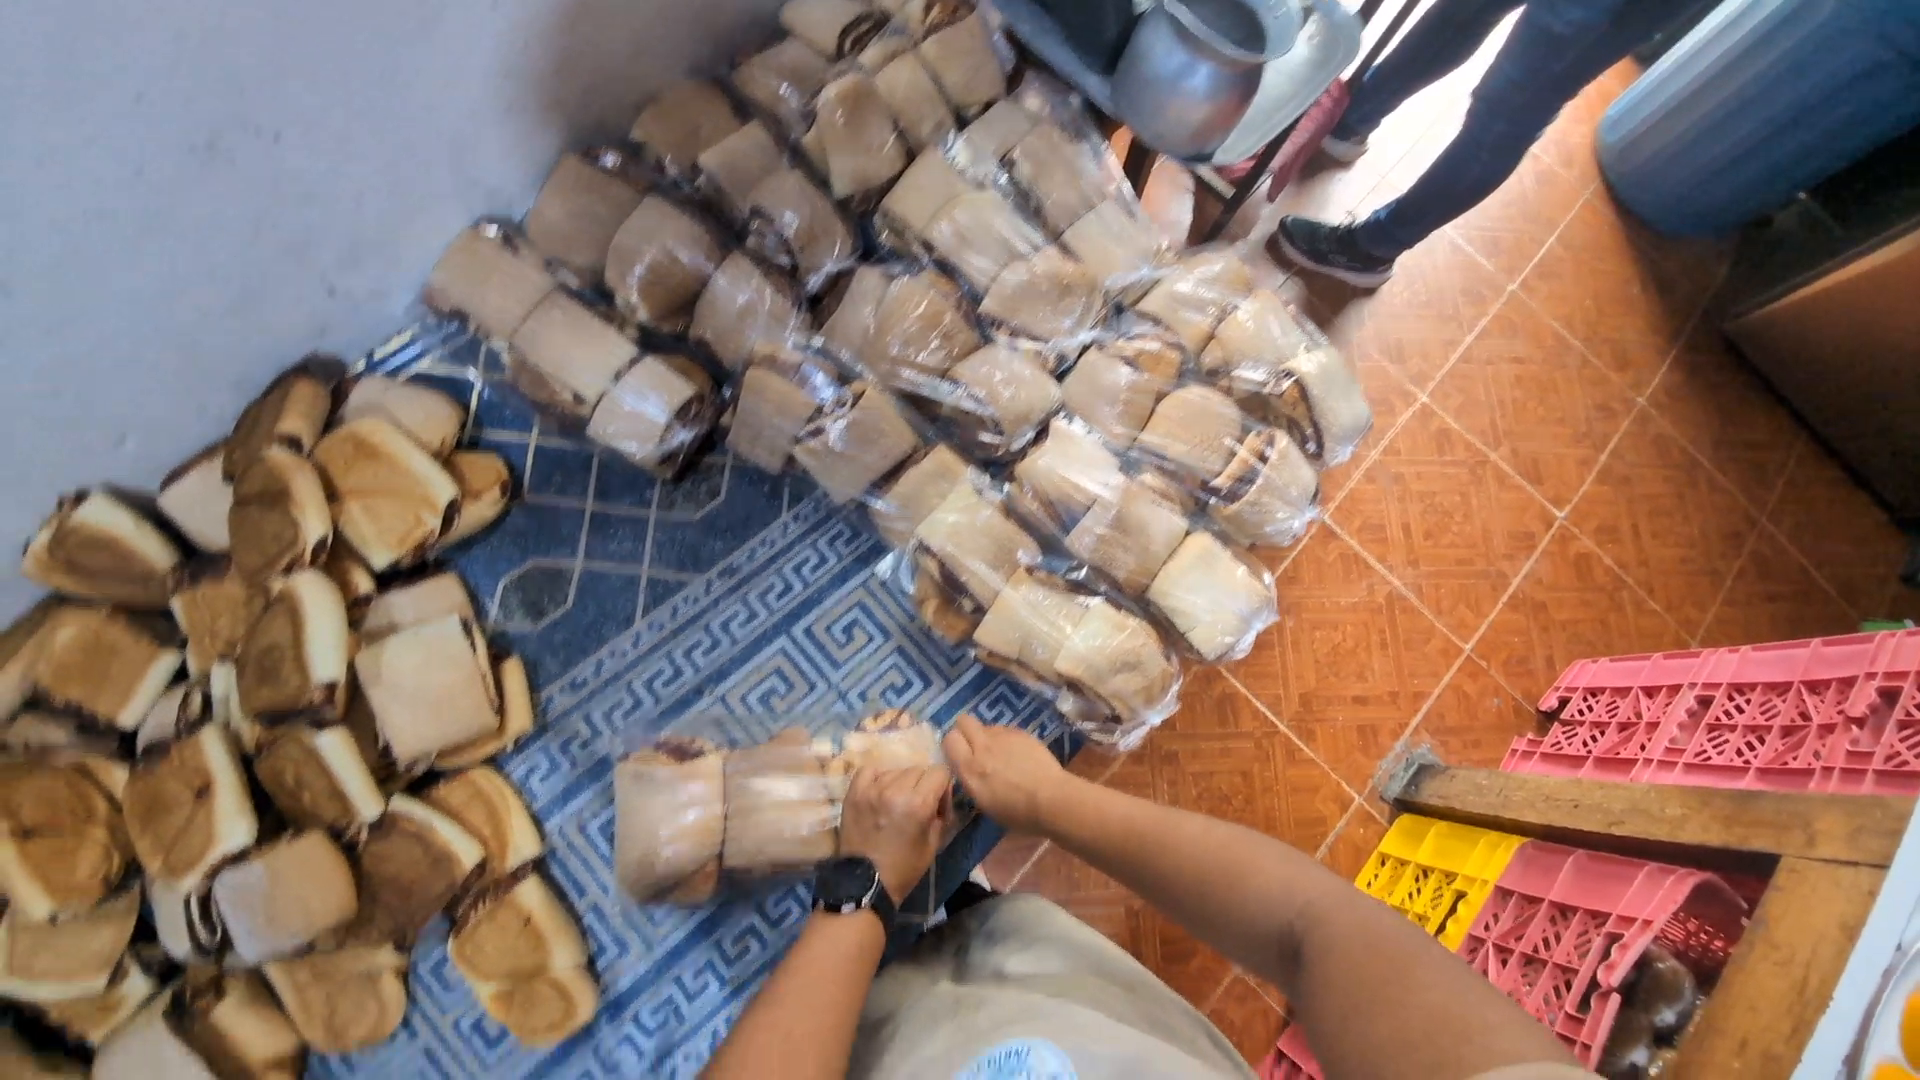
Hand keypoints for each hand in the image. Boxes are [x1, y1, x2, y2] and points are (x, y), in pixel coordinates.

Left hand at [837, 765, 951, 900]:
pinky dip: (878, 777)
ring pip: (896, 770)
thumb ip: (941, 812)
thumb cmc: (904, 868)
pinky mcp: (854, 793)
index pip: (940, 772)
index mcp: (918, 803)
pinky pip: (870, 770)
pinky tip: (879, 792)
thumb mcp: (934, 843)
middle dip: (923, 785)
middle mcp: (895, 790)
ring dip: (900, 783)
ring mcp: (871, 789)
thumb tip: (941, 795)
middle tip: (916, 805)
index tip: (937, 803)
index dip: (942, 787)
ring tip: (895, 802)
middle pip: (918, 769)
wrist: (865, 884)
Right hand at [941, 715, 1068, 833]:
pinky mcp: (1021, 732)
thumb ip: (971, 778)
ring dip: (988, 736)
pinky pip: (1006, 730)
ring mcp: (1003, 736)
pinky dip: (1007, 739)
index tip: (960, 753)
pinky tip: (1018, 753)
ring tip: (1001, 752)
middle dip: (966, 729)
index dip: (953, 743)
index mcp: (970, 768)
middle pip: (963, 720)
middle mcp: (983, 747)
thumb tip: (969, 766)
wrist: (1051, 799)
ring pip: (987, 725)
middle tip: (975, 745)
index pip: (949, 739)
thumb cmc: (1017, 812)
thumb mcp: (983, 802)